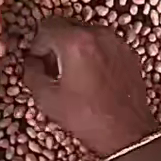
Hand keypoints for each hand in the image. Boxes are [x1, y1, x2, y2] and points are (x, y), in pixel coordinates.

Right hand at [22, 17, 155, 157]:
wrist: (127, 133)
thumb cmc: (88, 118)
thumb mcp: (47, 99)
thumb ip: (32, 73)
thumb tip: (32, 64)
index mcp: (76, 42)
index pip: (46, 28)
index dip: (36, 46)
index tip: (37, 62)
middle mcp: (98, 35)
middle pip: (67, 26)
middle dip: (55, 43)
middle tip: (51, 68)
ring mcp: (116, 43)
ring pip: (86, 34)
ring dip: (74, 48)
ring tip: (72, 74)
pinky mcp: (129, 54)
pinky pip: (104, 45)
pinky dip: (93, 54)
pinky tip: (91, 78)